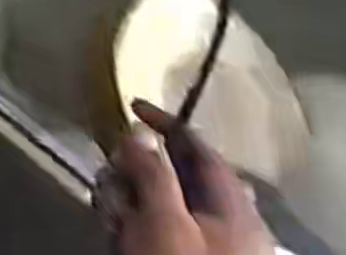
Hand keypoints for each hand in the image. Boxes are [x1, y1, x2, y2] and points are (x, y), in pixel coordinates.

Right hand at [97, 100, 274, 254]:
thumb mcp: (164, 222)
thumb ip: (151, 171)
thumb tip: (138, 131)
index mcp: (233, 210)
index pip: (200, 146)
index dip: (165, 120)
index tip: (130, 105)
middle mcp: (223, 225)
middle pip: (174, 172)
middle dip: (135, 167)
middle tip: (112, 174)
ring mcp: (202, 249)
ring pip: (157, 200)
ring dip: (126, 197)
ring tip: (112, 216)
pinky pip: (152, 228)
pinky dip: (130, 223)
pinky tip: (115, 234)